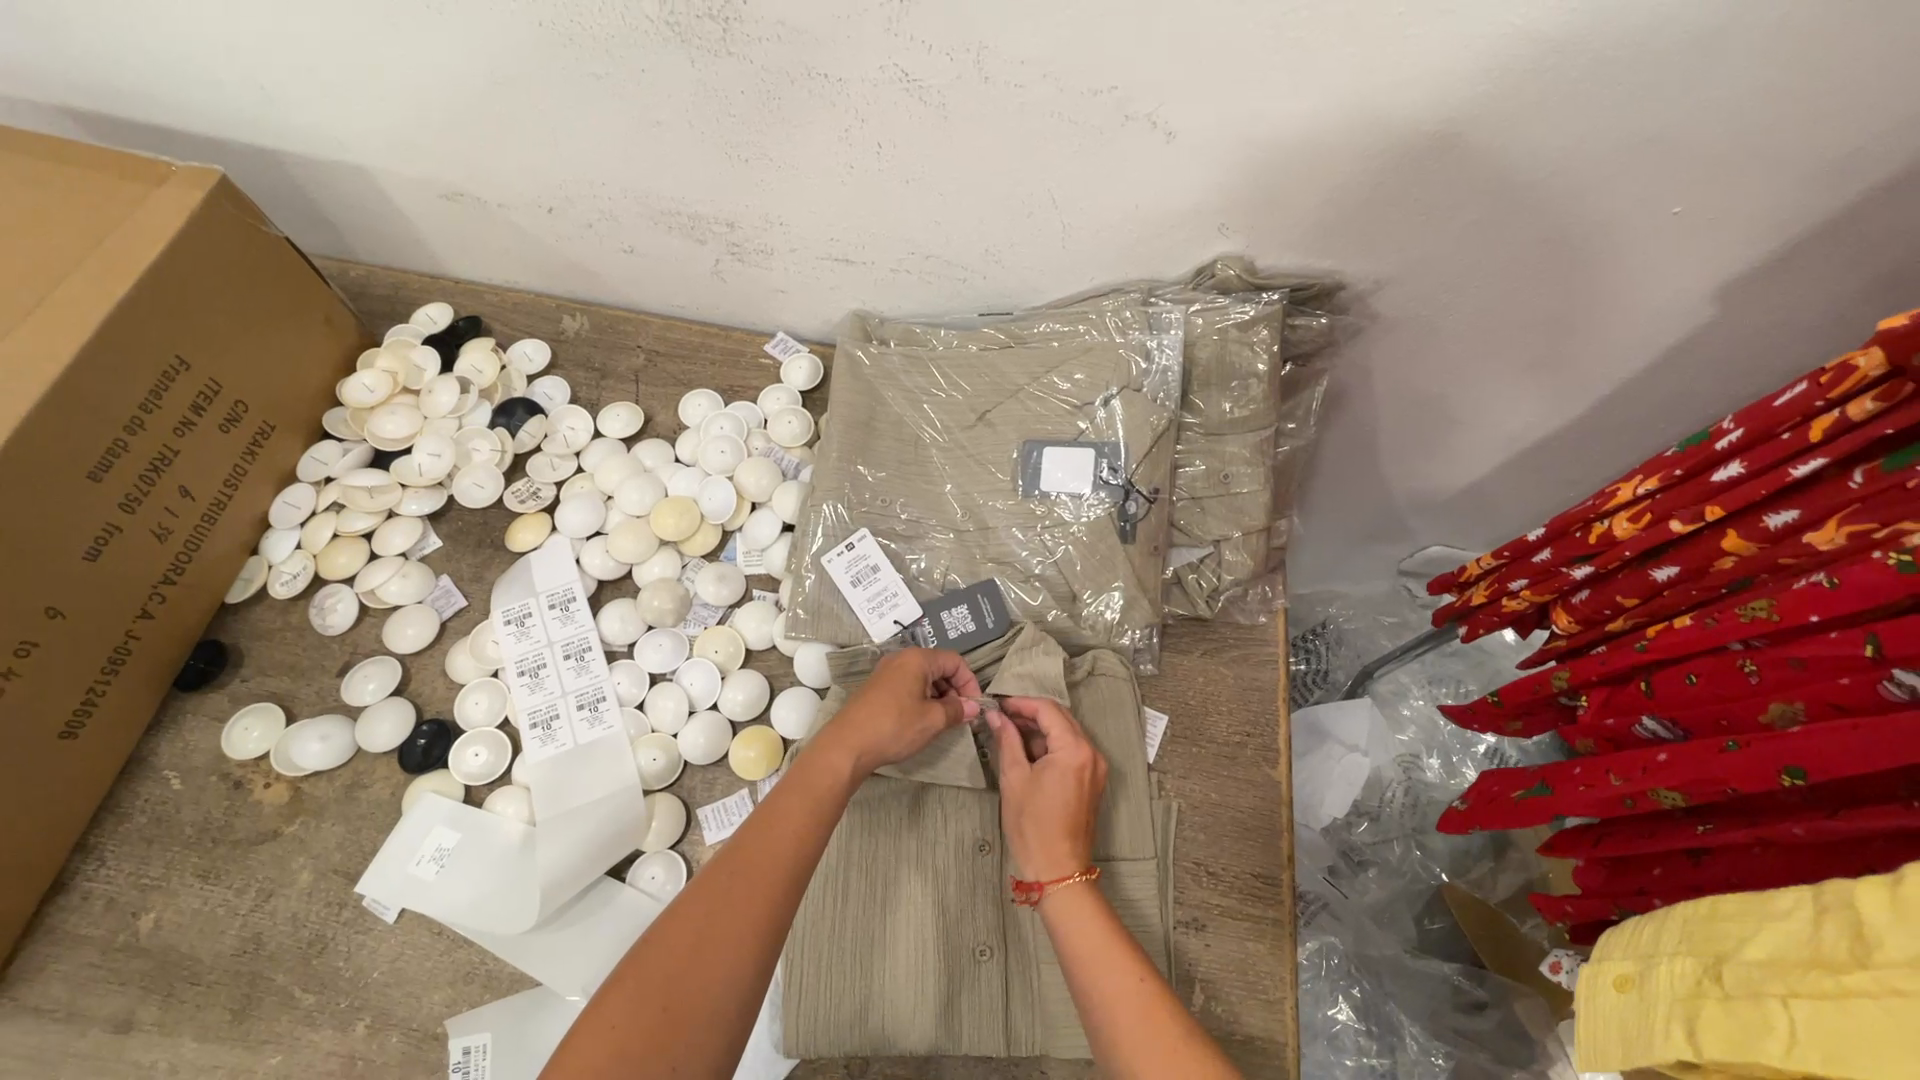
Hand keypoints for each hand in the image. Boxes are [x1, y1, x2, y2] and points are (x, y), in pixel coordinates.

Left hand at [812, 648, 981, 777]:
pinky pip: (907, 686)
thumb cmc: (894, 727)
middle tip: (959, 715)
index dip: (969, 682)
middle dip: (954, 690)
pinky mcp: (877, 688)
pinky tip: (921, 721)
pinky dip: (921, 699)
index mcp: (917, 659)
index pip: (955, 661)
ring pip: (923, 678)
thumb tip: (973, 707)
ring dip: (938, 696)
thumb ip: (956, 710)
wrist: (847, 745)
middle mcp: (901, 659)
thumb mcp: (932, 720)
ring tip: (941, 721)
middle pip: (938, 667)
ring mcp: (886, 673)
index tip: (974, 706)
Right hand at [988, 696, 1105, 882]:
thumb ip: (1007, 740)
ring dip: (1041, 730)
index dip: (1021, 703)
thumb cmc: (1032, 825)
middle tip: (1002, 718)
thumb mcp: (1014, 778)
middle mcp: (1092, 753)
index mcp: (1075, 749)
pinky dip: (1051, 746)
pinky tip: (1029, 753)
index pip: (1048, 710)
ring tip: (1011, 734)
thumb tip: (996, 716)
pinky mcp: (1093, 780)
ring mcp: (1096, 768)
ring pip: (1067, 734)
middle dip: (1031, 714)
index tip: (999, 705)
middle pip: (1061, 718)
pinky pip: (1073, 751)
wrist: (1057, 869)